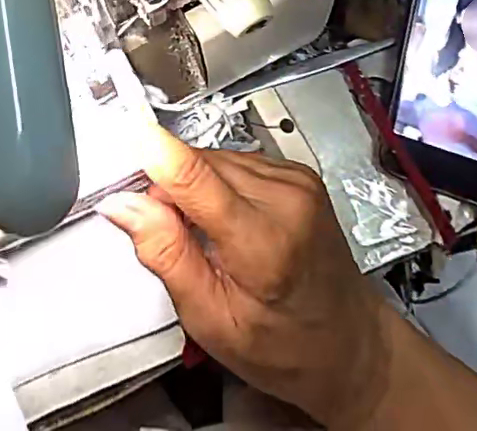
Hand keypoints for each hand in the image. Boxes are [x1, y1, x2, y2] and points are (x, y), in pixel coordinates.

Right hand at [95, 125, 390, 426]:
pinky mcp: (295, 171)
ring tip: (212, 235)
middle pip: (196, 164)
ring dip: (194, 186)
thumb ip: (165, 255)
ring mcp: (294, 181)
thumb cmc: (288, 345)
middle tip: (178, 236)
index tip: (127, 131)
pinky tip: (231, 219)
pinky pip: (232, 160)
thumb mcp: (212, 320)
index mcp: (265, 245)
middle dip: (169, 189)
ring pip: (211, 158)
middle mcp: (285, 200)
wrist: (351, 343)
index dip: (157, 151)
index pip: (197, 179)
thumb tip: (125, 205)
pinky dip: (218, 183)